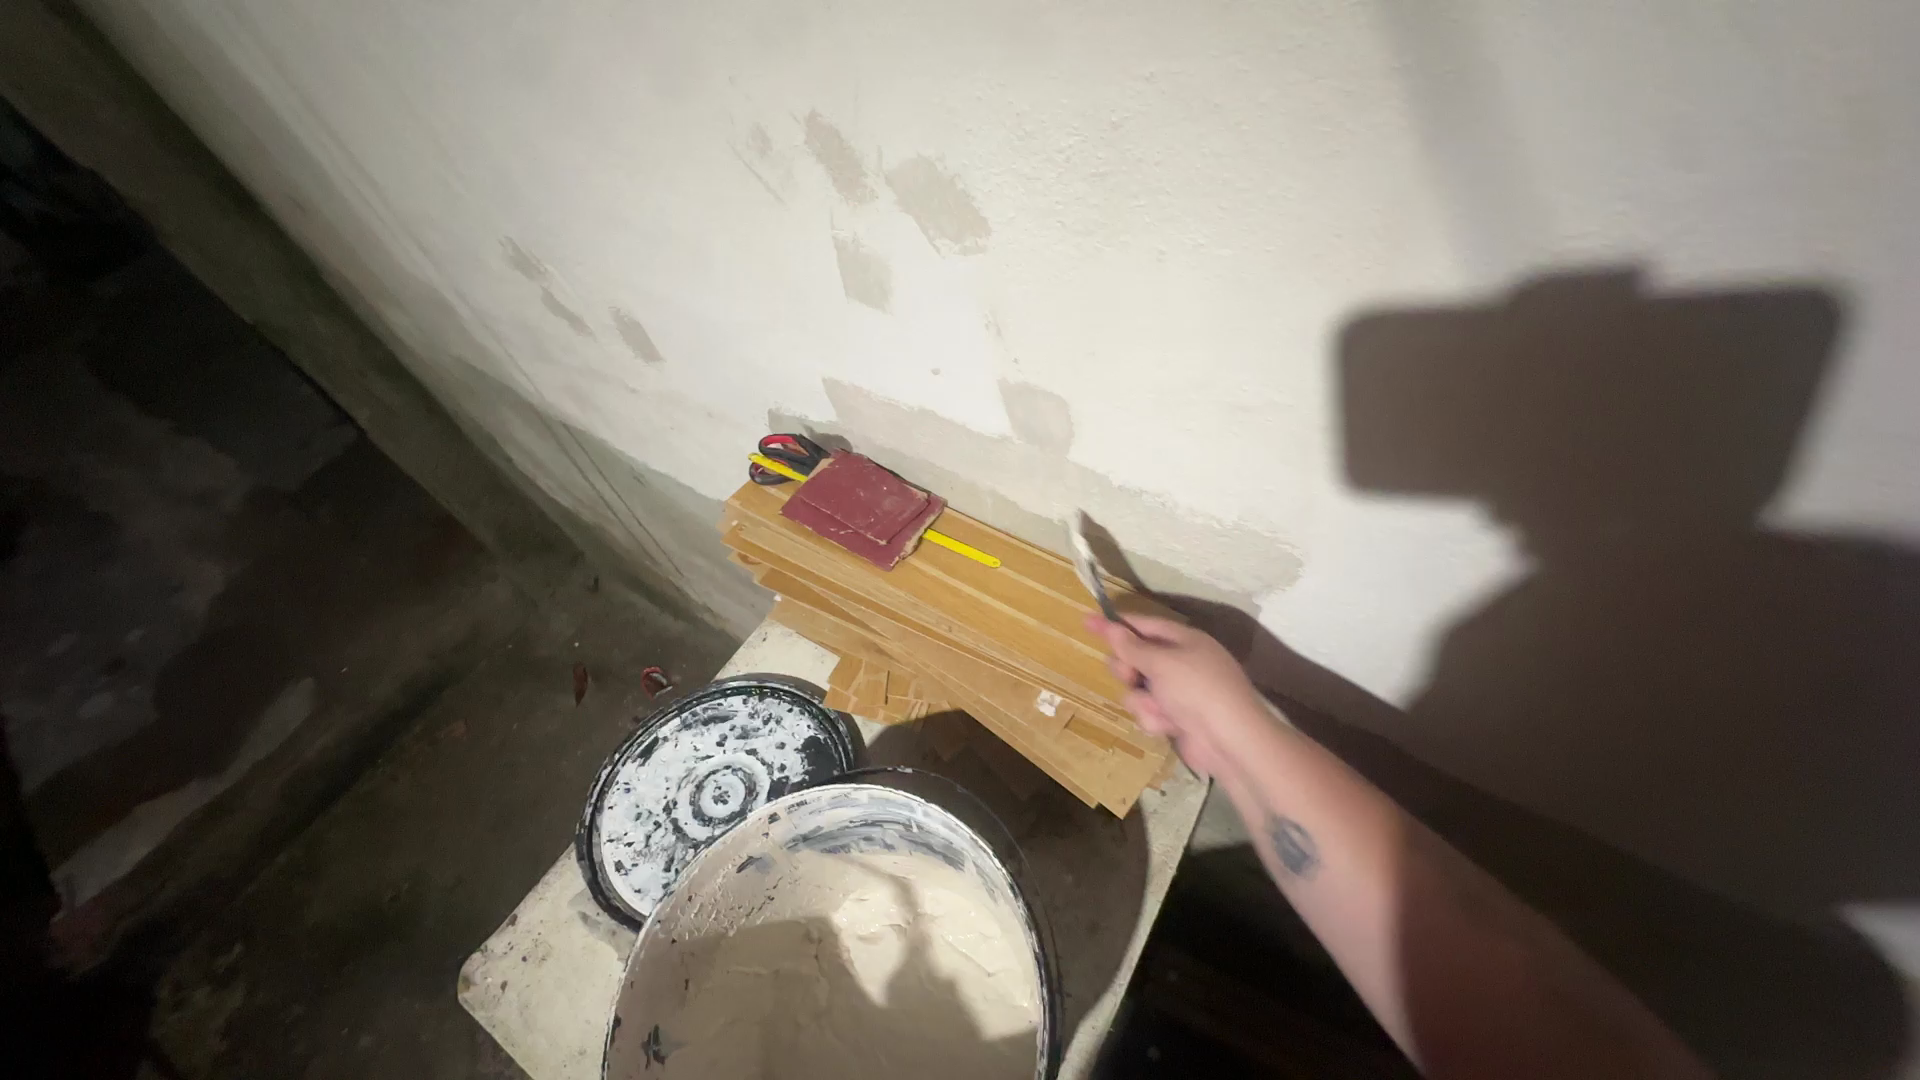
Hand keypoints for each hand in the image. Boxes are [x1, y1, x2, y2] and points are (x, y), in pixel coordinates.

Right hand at [1085, 614, 1269, 779]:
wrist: (1229, 740)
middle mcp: (1179, 662)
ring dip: (1143, 701)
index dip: (1114, 624)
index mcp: (1183, 640)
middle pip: (1134, 658)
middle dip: (1128, 670)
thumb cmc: (1196, 689)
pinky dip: (1155, 718)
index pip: (1141, 625)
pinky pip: (1148, 712)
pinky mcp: (1175, 717)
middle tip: (1131, 677)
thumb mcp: (1161, 662)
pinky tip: (1169, 726)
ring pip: (1137, 689)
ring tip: (1159, 709)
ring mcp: (1177, 692)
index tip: (1086, 621)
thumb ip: (1132, 646)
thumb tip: (1111, 626)